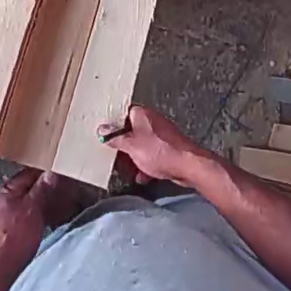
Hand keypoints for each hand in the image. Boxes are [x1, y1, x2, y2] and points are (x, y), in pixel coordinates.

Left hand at [0, 168, 65, 269]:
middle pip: (28, 190)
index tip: (60, 176)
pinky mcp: (12, 231)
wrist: (4, 267)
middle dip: (47, 191)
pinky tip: (52, 221)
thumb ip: (41, 190)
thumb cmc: (15, 237)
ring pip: (30, 204)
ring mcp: (6, 217)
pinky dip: (41, 217)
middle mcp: (2, 202)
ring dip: (46, 205)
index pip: (27, 175)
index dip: (44, 175)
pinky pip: (29, 217)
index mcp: (4, 192)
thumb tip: (51, 174)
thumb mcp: (32, 209)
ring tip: (62, 206)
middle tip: (64, 192)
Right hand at [98, 106, 230, 191]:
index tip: (106, 136)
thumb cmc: (160, 151)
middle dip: (124, 145)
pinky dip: (147, 164)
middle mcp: (152, 121)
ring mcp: (162, 135)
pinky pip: (153, 155)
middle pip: (131, 131)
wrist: (188, 165)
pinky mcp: (169, 148)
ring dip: (134, 157)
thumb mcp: (130, 145)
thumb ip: (115, 138)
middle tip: (116, 155)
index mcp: (141, 114)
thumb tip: (103, 131)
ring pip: (142, 145)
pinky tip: (143, 176)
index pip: (122, 114)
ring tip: (129, 169)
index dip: (113, 125)